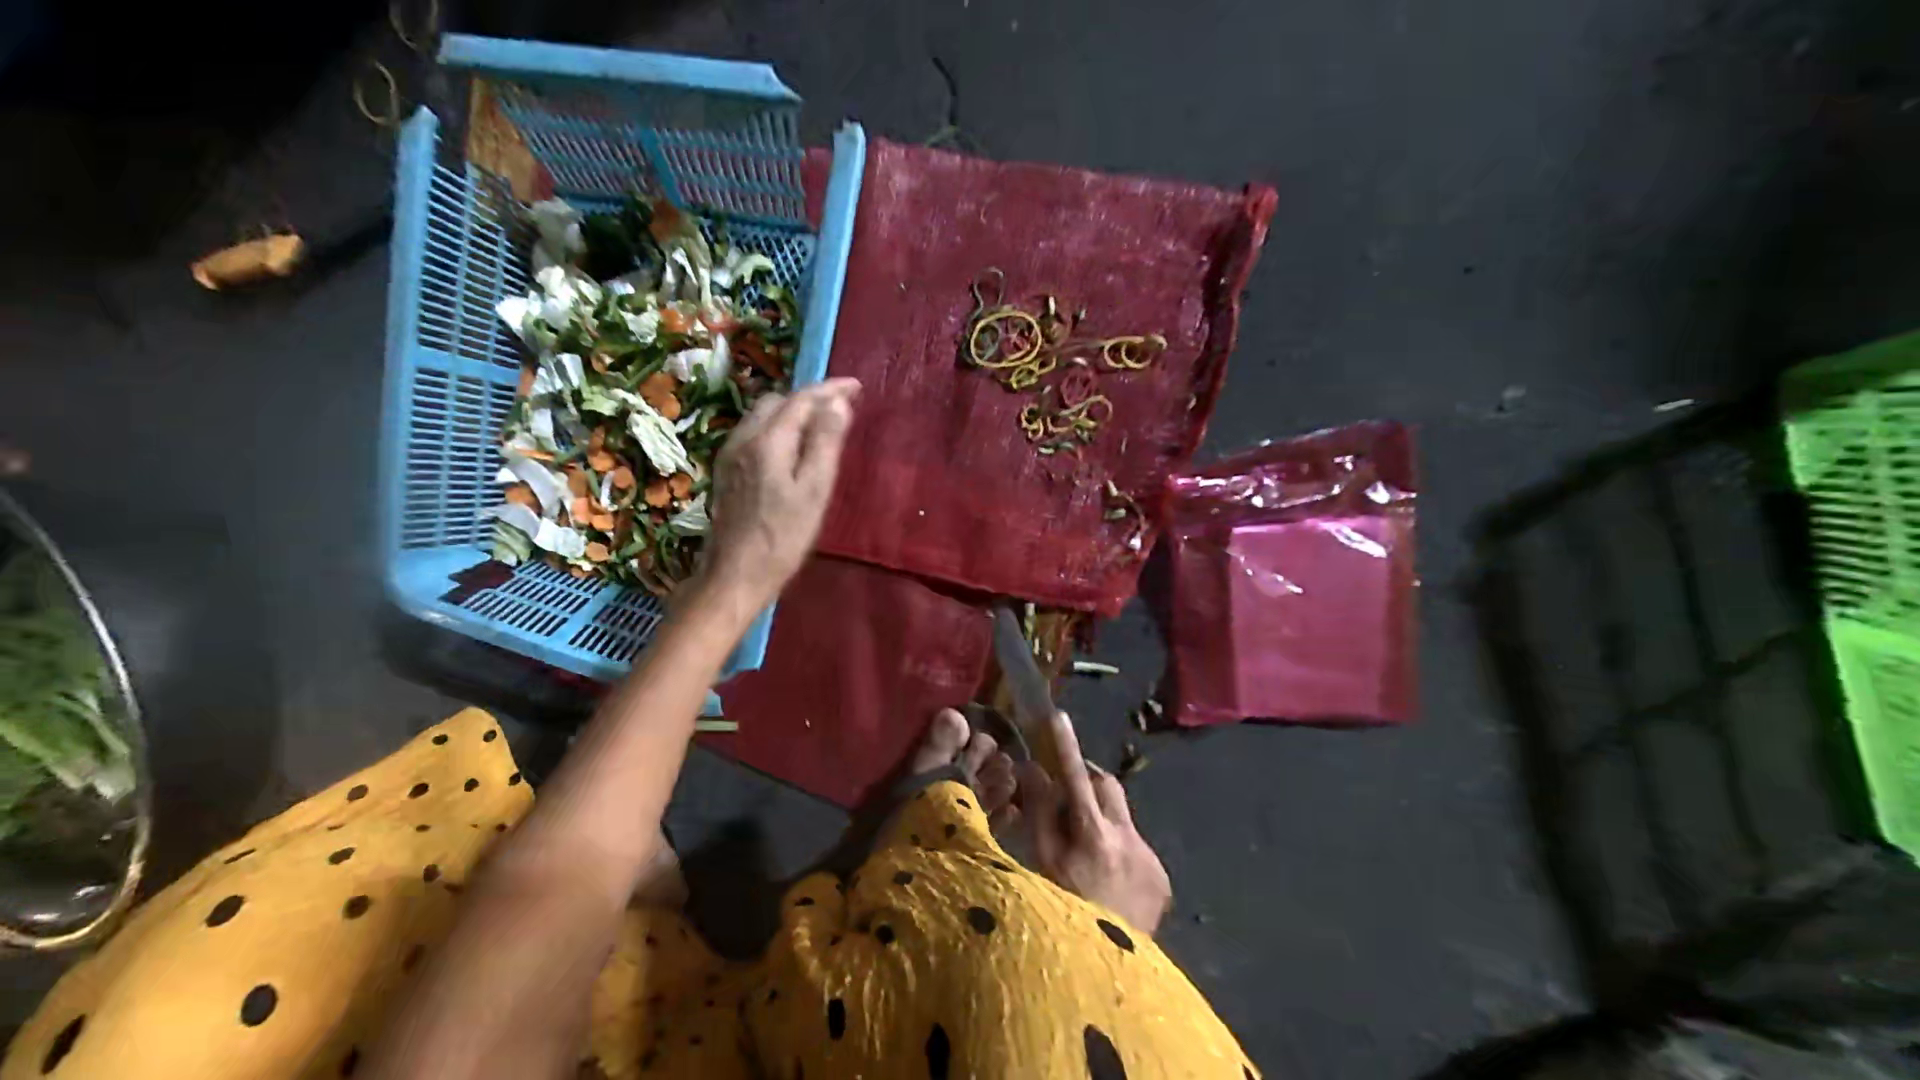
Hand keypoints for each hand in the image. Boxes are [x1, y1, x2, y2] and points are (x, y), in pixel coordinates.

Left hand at [702, 378, 859, 604]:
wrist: (735, 575)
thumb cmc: (782, 538)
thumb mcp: (814, 491)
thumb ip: (825, 443)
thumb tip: (837, 402)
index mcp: (767, 441)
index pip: (801, 400)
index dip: (830, 389)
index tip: (857, 386)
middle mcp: (743, 439)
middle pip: (778, 401)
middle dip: (810, 397)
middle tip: (842, 405)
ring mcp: (730, 456)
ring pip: (763, 416)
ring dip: (793, 411)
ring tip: (821, 422)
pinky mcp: (727, 472)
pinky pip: (755, 433)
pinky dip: (778, 427)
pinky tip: (792, 445)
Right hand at [1014, 711, 1172, 936]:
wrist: (1108, 980)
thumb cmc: (1060, 916)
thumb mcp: (1039, 866)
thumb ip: (1039, 815)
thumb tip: (1035, 770)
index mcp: (1092, 836)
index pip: (1076, 777)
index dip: (1064, 745)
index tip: (1056, 715)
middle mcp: (1128, 840)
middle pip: (1107, 786)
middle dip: (1086, 777)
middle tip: (1066, 789)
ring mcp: (1150, 859)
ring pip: (1122, 815)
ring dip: (1101, 815)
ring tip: (1082, 844)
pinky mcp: (1162, 878)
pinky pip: (1135, 845)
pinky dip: (1116, 847)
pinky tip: (1104, 876)